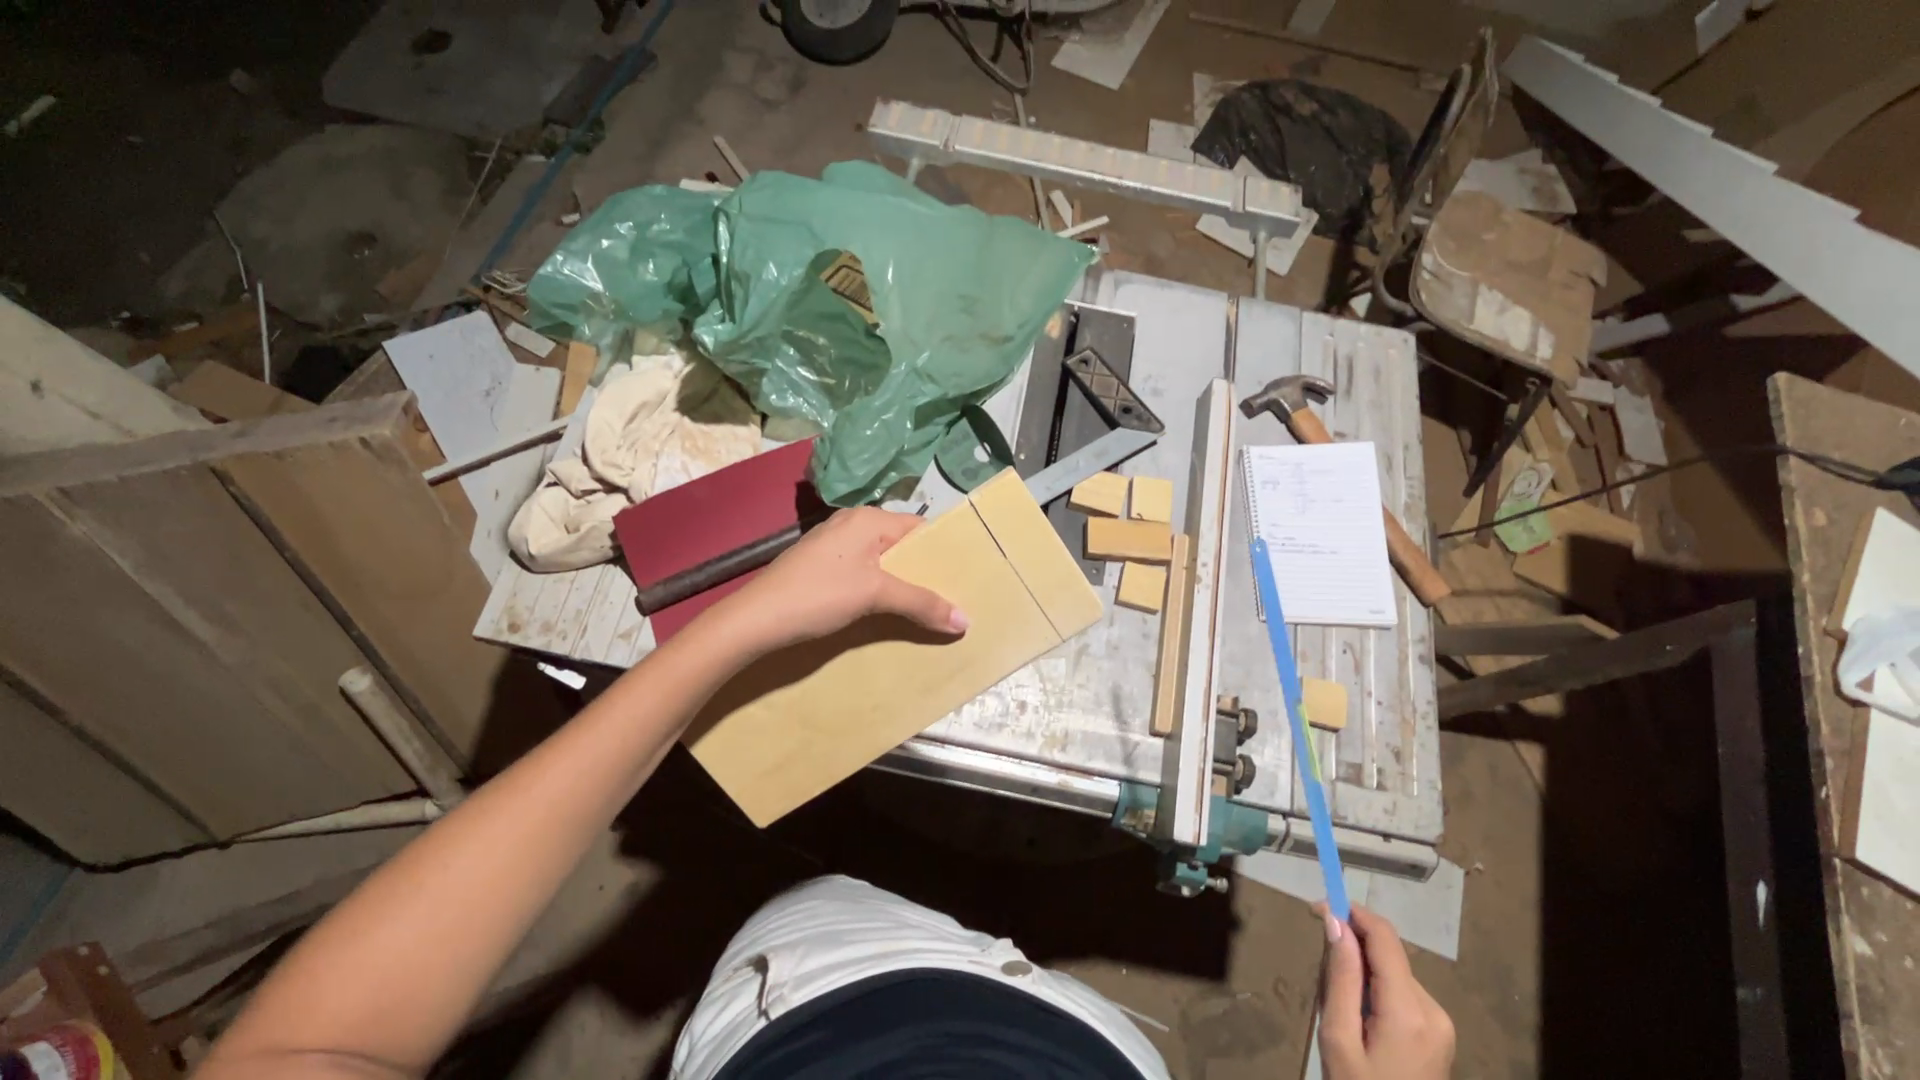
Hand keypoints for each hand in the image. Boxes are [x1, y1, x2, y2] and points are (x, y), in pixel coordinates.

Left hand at [714, 507, 967, 653]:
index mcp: (869, 519)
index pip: (920, 528)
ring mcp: (835, 546)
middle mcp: (853, 524)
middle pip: (903, 546)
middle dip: (927, 572)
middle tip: (956, 598)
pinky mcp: (822, 567)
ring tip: (931, 609)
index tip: (968, 577)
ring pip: (884, 562)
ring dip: (905, 585)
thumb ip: (922, 603)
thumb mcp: (876, 596)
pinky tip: (891, 612)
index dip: (944, 552)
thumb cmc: (819, 595)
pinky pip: (865, 573)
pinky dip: (882, 590)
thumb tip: (966, 621)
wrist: (756, 619)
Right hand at [1316, 903, 1454, 1079]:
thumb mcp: (1338, 1037)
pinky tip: (1359, 1020)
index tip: (1316, 907)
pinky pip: (1402, 994)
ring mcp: (1441, 1023)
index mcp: (1409, 1009)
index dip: (1351, 912)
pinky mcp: (1440, 1034)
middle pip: (1388, 954)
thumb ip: (1339, 977)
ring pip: (1393, 973)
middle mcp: (1433, 1009)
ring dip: (1362, 972)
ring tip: (1338, 1009)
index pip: (1383, 938)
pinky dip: (1376, 991)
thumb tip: (1335, 922)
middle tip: (1319, 972)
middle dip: (1351, 948)